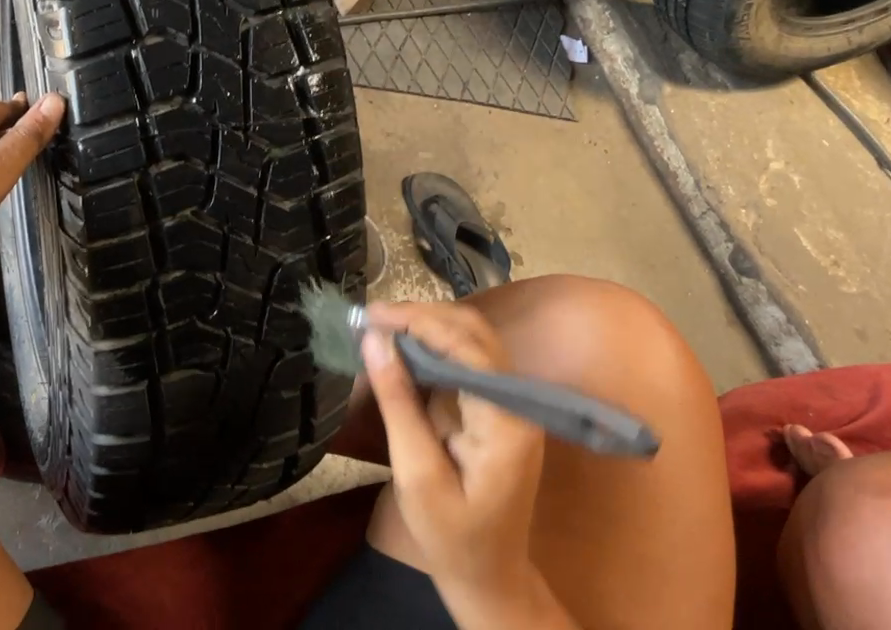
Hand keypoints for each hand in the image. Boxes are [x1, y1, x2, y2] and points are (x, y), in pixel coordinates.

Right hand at [362, 301, 549, 616]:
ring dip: (427, 325)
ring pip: (472, 339)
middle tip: (371, 318)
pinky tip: (401, 346)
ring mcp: (511, 404)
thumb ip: (398, 402)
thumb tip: (374, 340)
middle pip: (475, 333)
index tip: (371, 316)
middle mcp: (518, 403)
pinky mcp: (496, 407)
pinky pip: (467, 359)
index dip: (419, 322)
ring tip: (380, 326)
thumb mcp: (416, 473)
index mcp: (507, 422)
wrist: (489, 574)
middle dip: (422, 316)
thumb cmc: (451, 534)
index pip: (467, 348)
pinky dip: (433, 344)